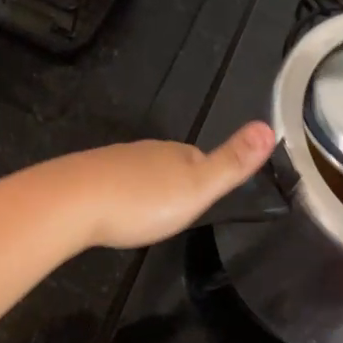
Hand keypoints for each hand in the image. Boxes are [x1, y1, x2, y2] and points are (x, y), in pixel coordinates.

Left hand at [43, 122, 274, 249]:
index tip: (207, 198)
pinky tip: (115, 211)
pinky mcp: (89, 175)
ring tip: (147, 216)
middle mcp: (146, 151)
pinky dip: (119, 194)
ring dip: (145, 190)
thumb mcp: (198, 188)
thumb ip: (231, 163)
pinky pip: (113, 182)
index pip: (200, 159)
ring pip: (139, 173)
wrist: (74, 201)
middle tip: (177, 213)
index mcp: (176, 154)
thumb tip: (268, 126)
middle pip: (169, 165)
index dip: (206, 177)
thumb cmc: (142, 201)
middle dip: (174, 184)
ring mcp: (114, 161)